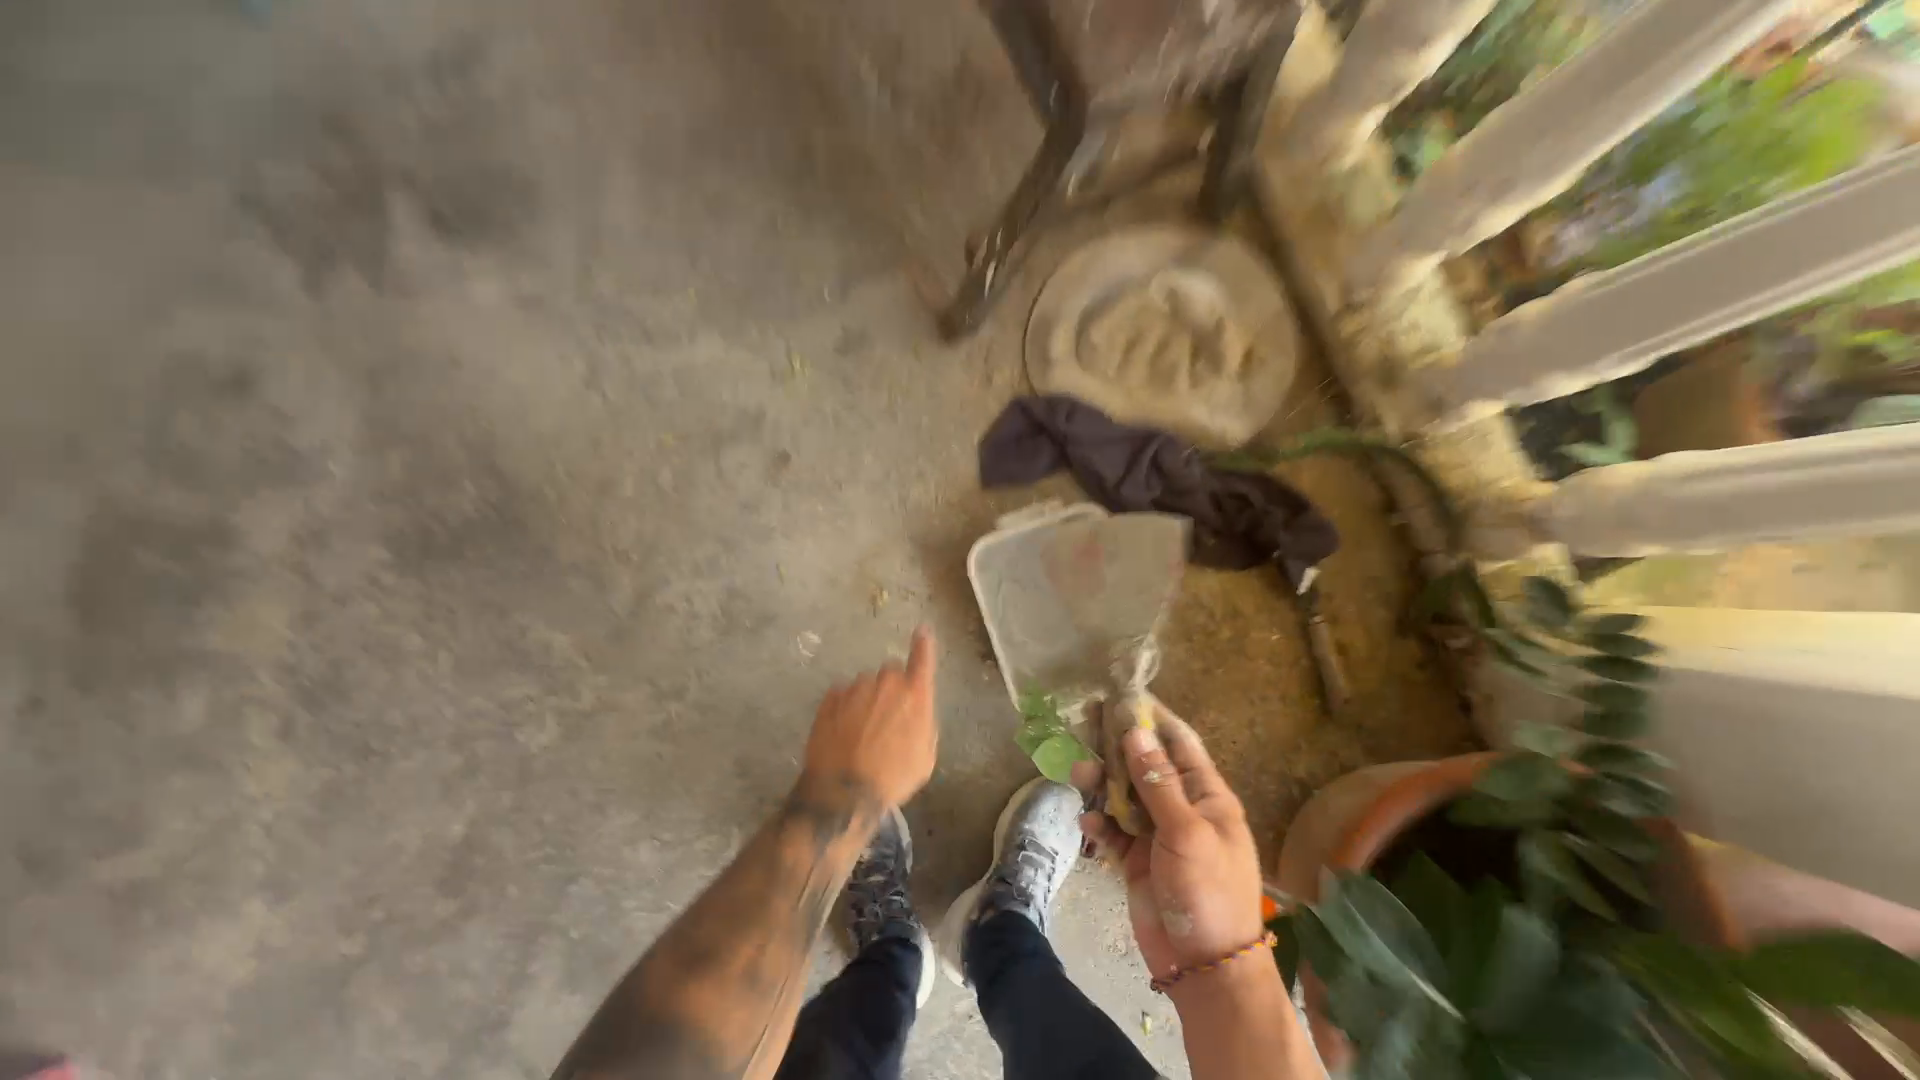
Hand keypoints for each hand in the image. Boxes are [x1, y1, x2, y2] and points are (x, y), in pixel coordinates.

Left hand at [802, 626, 938, 808]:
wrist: (844, 791)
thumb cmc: (893, 777)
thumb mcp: (924, 757)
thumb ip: (923, 724)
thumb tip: (915, 712)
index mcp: (915, 696)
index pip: (922, 660)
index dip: (924, 645)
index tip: (923, 630)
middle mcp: (886, 683)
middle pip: (890, 672)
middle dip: (890, 688)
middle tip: (885, 718)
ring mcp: (855, 688)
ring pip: (864, 684)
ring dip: (865, 700)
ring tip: (861, 732)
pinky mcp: (830, 698)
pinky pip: (841, 695)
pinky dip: (843, 708)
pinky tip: (843, 733)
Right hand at [1073, 705, 1266, 983]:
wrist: (1204, 966)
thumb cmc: (1207, 891)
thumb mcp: (1187, 833)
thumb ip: (1158, 784)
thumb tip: (1136, 733)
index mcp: (1207, 796)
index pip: (1179, 744)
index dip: (1153, 718)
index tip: (1122, 694)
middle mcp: (1181, 809)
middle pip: (1144, 766)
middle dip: (1116, 747)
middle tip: (1083, 723)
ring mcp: (1157, 835)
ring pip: (1123, 796)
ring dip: (1101, 784)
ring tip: (1077, 773)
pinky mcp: (1135, 860)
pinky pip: (1112, 831)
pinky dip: (1099, 823)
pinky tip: (1087, 822)